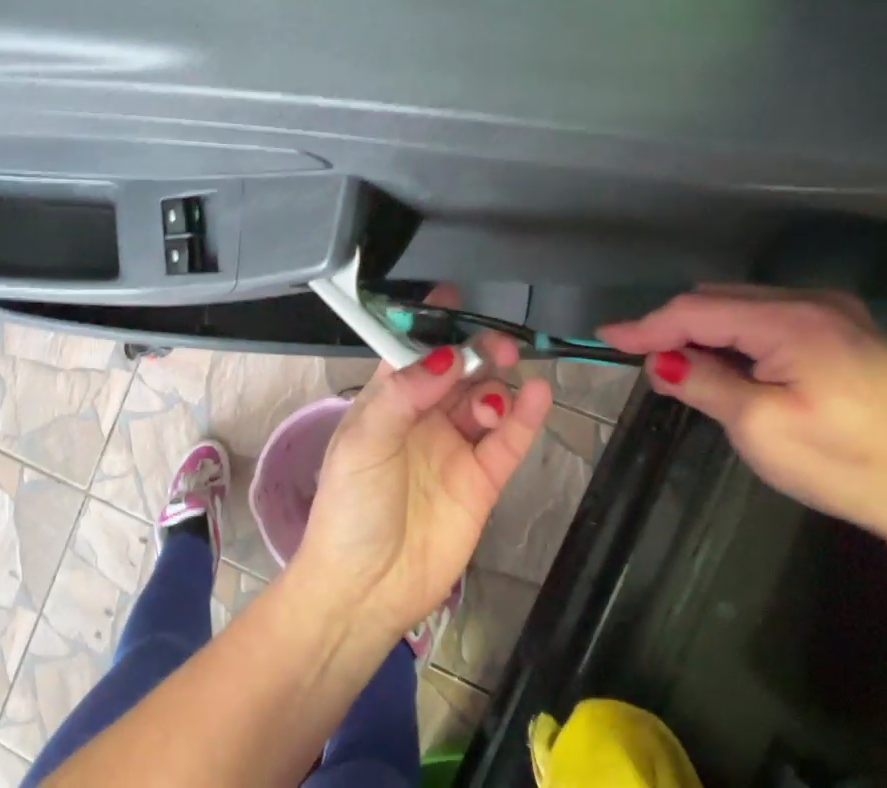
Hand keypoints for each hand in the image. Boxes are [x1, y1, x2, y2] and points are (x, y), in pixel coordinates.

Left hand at [290, 334, 551, 636]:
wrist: (365, 588)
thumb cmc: (350, 509)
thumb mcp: (363, 442)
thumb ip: (402, 394)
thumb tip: (445, 355)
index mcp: (385, 402)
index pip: (412, 352)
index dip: (433, 325)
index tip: (457, 299)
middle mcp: (422, 419)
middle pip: (458, 371)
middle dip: (476, 350)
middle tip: (495, 344)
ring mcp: (454, 448)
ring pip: (486, 399)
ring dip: (497, 381)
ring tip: (501, 377)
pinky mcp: (482, 481)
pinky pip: (508, 440)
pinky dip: (524, 416)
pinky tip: (536, 394)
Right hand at [597, 288, 886, 565]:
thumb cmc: (846, 466)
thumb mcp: (760, 428)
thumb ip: (704, 383)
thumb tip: (659, 361)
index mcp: (795, 320)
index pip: (698, 310)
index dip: (648, 325)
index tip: (605, 337)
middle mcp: (818, 303)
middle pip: (722, 301)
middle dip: (676, 327)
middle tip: (641, 361)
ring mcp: (842, 316)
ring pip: (748, 309)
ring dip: (708, 332)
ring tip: (679, 366)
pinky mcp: (854, 336)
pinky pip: (775, 321)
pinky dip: (741, 337)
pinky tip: (732, 365)